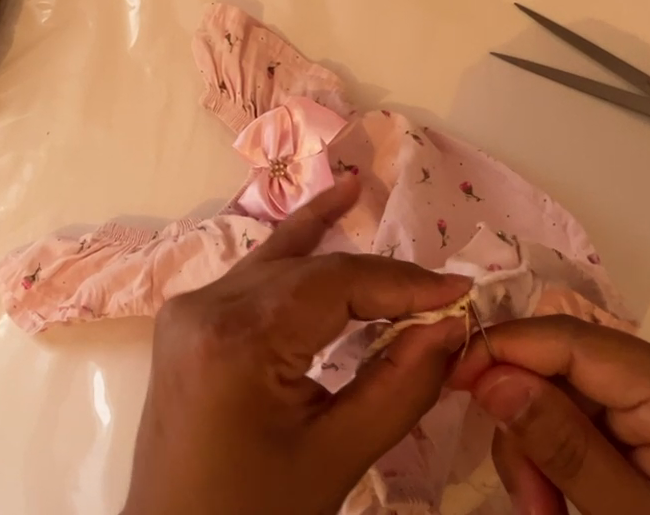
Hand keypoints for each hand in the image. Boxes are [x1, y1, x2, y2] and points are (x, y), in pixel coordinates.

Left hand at [121, 177, 471, 514]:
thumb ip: (400, 385)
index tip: (460, 291)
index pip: (336, 284)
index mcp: (238, 338)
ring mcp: (190, 309)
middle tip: (438, 286)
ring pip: (275, 261)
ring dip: (324, 241)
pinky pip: (252, 279)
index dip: (403, 283)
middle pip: (307, 269)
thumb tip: (451, 324)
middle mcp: (205, 306)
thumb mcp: (336, 458)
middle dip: (375, 276)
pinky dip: (291, 258)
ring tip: (358, 190)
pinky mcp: (188, 321)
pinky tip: (314, 224)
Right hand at [448, 316, 649, 514]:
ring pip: (565, 394)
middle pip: (562, 367)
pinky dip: (565, 457)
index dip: (502, 349)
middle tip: (529, 507)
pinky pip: (590, 417)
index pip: (569, 338)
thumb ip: (566, 449)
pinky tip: (565, 502)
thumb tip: (489, 375)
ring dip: (540, 451)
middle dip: (527, 427)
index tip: (446, 384)